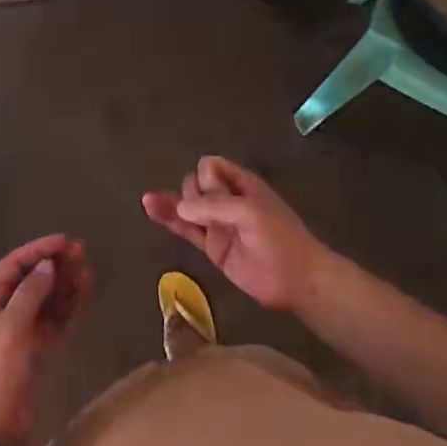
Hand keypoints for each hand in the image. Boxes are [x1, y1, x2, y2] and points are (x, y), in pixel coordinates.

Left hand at [0, 235, 91, 445]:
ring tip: (86, 269)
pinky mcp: (40, 345)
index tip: (64, 241)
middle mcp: (5, 309)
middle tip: (81, 252)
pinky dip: (71, 303)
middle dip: (56, 264)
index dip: (38, 250)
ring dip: (66, 281)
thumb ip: (30, 293)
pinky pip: (57, 316)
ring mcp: (24, 327)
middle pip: (34, 277)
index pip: (15, 264)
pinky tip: (85, 290)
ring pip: (48, 295)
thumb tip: (48, 265)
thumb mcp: (9, 328)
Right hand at [141, 156, 330, 311]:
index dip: (207, 177)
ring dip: (169, 202)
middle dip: (194, 194)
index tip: (216, 193)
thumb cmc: (280, 237)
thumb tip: (180, 208)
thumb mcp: (250, 212)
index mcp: (242, 183)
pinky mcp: (213, 248)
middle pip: (197, 185)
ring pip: (188, 207)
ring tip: (149, 200)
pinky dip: (169, 221)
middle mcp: (228, 199)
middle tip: (212, 216)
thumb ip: (215, 207)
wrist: (297, 279)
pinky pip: (187, 231)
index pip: (211, 165)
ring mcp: (219, 224)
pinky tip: (151, 209)